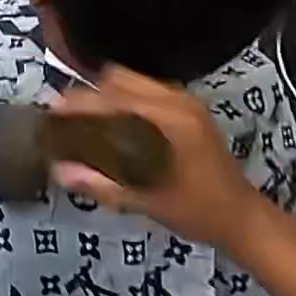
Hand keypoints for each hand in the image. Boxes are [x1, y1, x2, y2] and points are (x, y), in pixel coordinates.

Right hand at [49, 65, 271, 250]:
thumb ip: (103, 184)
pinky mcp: (188, 106)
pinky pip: (146, 89)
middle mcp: (177, 100)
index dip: (81, 101)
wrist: (243, 218)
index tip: (53, 108)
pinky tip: (113, 120)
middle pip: (120, 78)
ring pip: (132, 79)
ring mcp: (185, 99)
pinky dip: (124, 97)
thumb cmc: (198, 213)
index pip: (115, 98)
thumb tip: (60, 172)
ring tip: (85, 116)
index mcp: (170, 119)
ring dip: (106, 93)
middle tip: (66, 114)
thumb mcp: (148, 202)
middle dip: (90, 92)